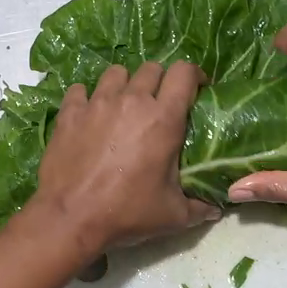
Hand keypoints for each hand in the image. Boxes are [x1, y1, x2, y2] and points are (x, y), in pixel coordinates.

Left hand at [18, 61, 219, 258]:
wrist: (71, 218)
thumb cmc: (128, 213)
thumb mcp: (173, 215)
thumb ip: (199, 207)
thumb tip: (216, 209)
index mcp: (163, 119)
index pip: (184, 73)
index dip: (195, 76)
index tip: (198, 89)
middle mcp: (131, 101)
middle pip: (152, 68)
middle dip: (161, 81)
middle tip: (161, 104)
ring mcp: (97, 103)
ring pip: (116, 73)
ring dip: (126, 84)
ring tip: (125, 105)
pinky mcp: (69, 113)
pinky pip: (80, 90)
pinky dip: (88, 97)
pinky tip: (91, 114)